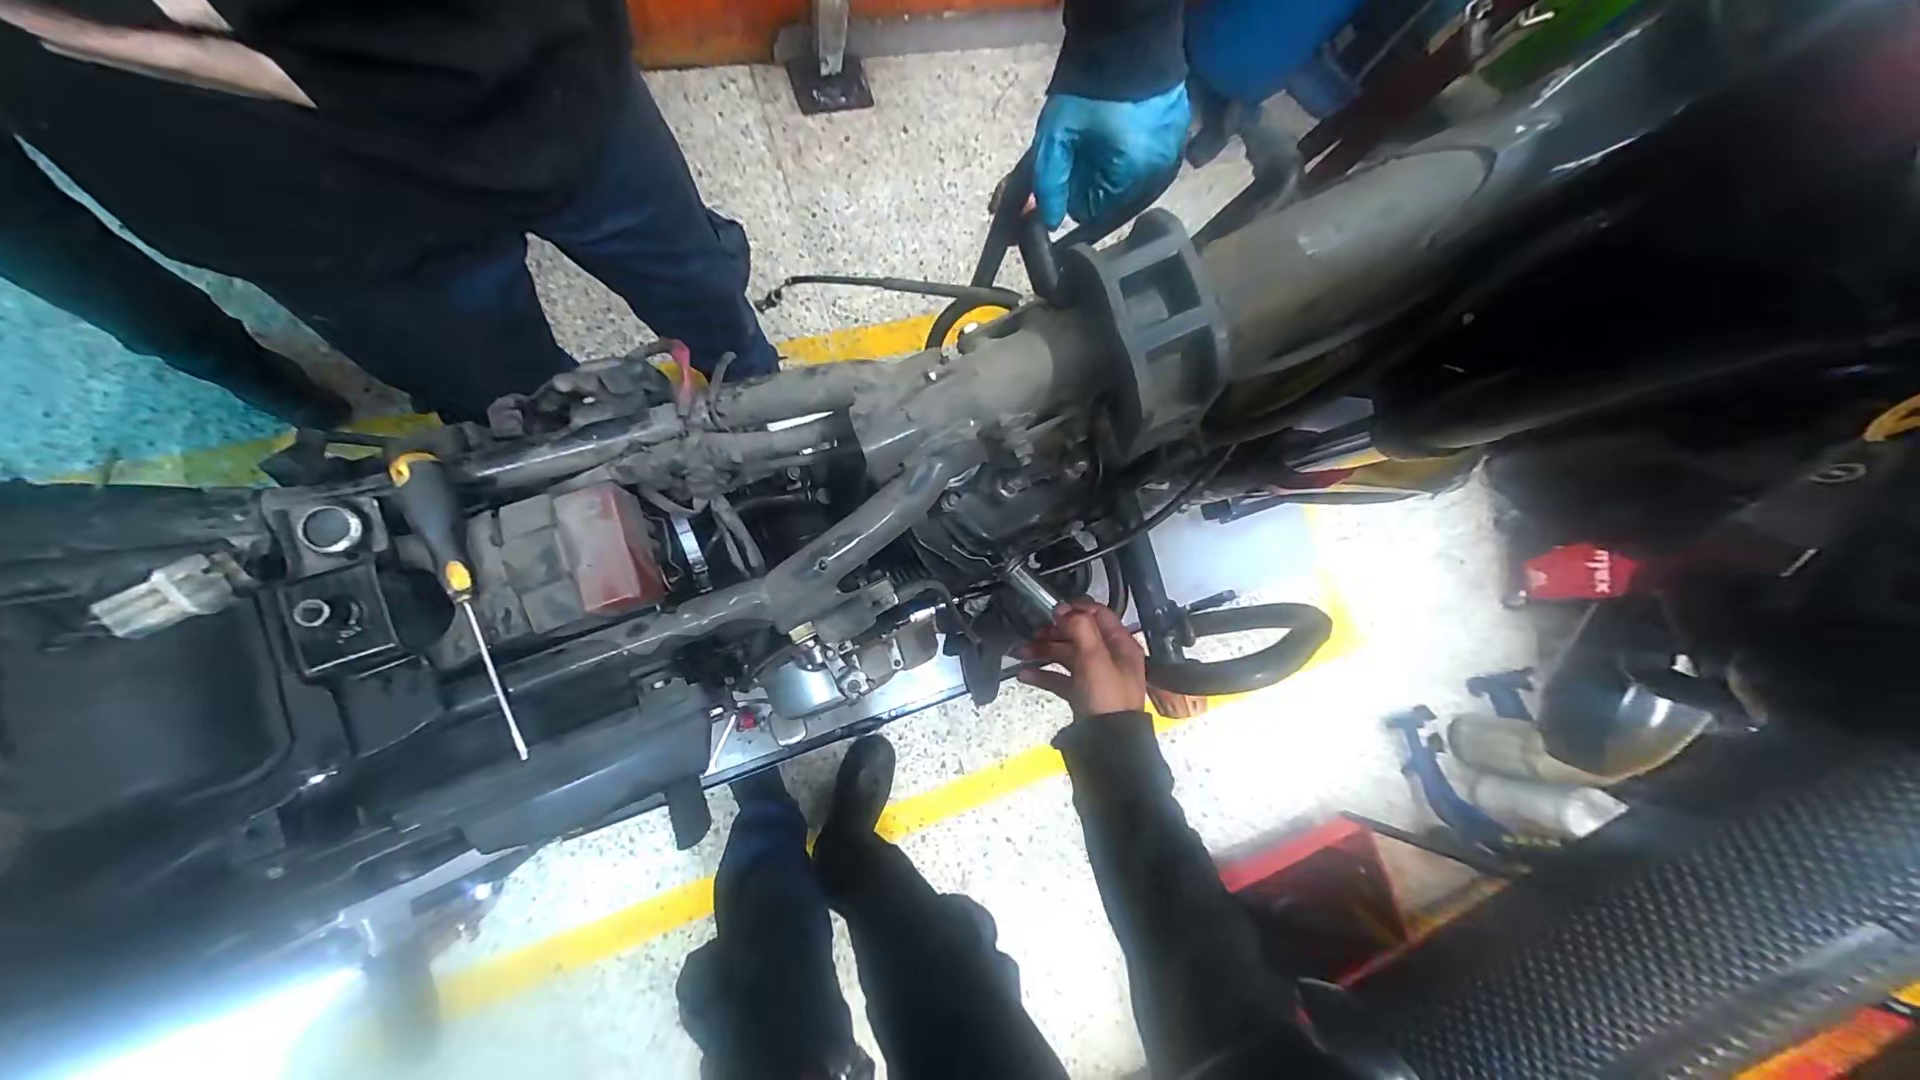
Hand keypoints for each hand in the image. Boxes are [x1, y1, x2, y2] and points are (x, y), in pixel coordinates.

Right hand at [1016, 597, 1147, 716]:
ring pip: (1065, 656)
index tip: (1053, 611)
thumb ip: (1080, 628)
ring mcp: (1096, 677)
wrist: (1108, 743)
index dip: (1075, 610)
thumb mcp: (1095, 657)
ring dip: (1042, 652)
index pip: (1098, 614)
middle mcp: (1110, 658)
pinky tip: (1026, 674)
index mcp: (1120, 645)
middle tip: (1033, 633)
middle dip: (1051, 633)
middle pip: (1077, 635)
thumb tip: (1065, 609)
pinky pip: (1060, 678)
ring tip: (1021, 653)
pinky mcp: (1083, 694)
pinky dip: (1043, 675)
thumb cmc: (1109, 701)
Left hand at [1030, 82, 1190, 230]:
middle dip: (1093, 184)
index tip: (1067, 170)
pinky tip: (1119, 138)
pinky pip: (1150, 166)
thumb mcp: (1057, 137)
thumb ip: (1050, 183)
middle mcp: (1160, 174)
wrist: (1125, 35)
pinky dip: (1132, 159)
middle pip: (1113, 202)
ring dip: (1111, 173)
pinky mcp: (1181, 136)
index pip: (1093, 215)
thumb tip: (1050, 223)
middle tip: (1083, 151)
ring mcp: (1175, 154)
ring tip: (1101, 142)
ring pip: (1131, 186)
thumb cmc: (1087, 88)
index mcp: (1134, 178)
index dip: (1074, 195)